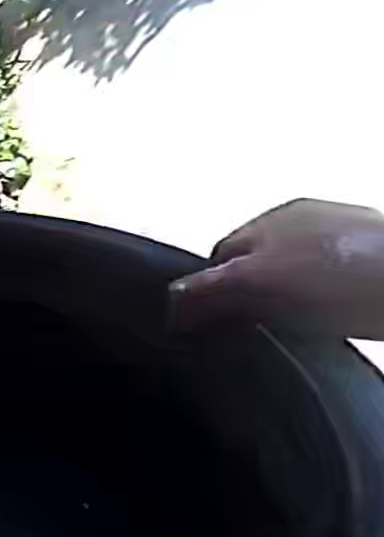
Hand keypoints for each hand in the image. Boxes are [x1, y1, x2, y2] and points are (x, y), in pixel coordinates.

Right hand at [170, 199, 383, 338]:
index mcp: (277, 214)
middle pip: (267, 264)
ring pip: (312, 278)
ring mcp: (369, 241)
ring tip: (318, 323)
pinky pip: (353, 288)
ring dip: (308, 301)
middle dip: (263, 293)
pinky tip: (354, 318)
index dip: (217, 287)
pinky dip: (347, 306)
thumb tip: (172, 306)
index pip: (222, 255)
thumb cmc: (346, 277)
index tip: (225, 316)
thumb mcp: (254, 284)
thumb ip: (203, 291)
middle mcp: (321, 219)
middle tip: (270, 321)